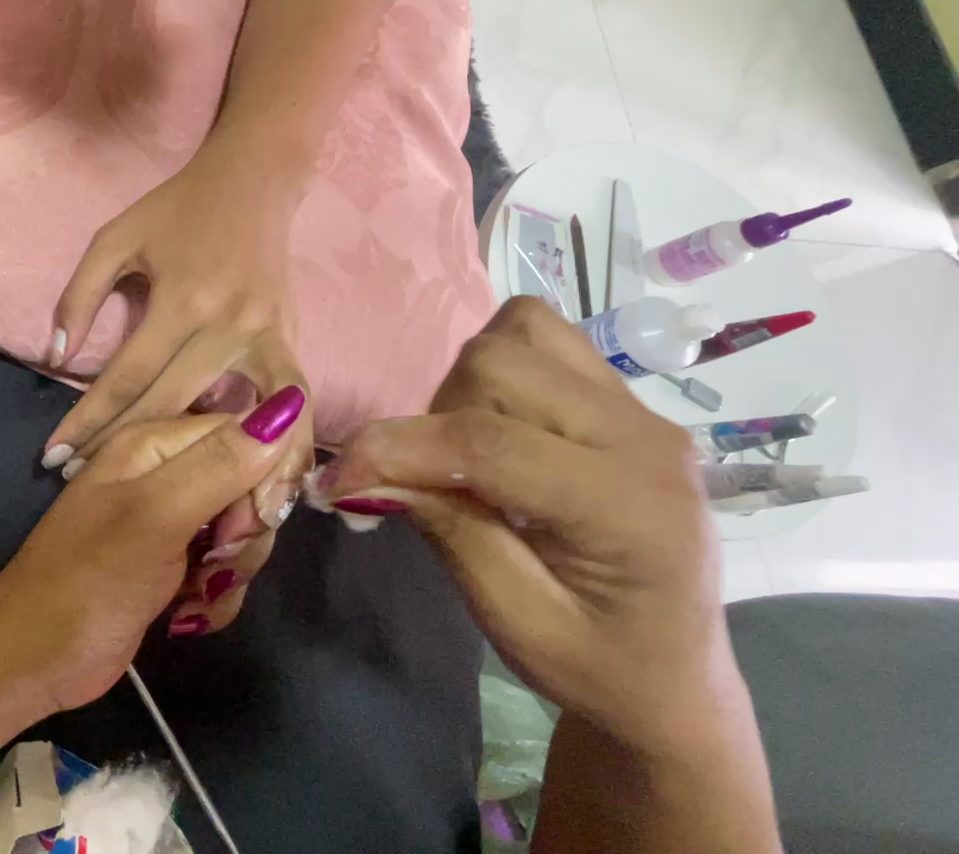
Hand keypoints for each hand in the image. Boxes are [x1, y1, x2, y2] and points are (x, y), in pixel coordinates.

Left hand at [0, 387, 302, 714]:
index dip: (262, 477)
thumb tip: (290, 403)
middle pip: (249, 484)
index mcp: (152, 442)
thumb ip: (219, 464)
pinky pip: (222, 568)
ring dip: (232, 571)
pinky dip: (216, 596)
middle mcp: (163, 471)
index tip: (250, 521)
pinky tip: (190, 616)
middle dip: (247, 532)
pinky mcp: (171, 563)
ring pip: (241, 531)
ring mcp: (167, 519)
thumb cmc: (89, 581)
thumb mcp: (156, 517)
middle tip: (217, 560)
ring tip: (198, 594)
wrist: (37, 659)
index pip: (245, 432)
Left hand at [43, 145, 312, 556]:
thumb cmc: (173, 211)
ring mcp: (270, 338)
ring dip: (209, 470)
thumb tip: (55, 355)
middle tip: (82, 487)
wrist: (252, 182)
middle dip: (123, 450)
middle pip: (171, 408)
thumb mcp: (114, 239)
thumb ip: (80, 296)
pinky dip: (277, 451)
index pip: (126, 380)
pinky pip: (289, 408)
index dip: (87, 422)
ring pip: (240, 422)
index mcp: (182, 300)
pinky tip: (261, 492)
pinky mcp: (293, 342)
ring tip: (177, 514)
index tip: (55, 457)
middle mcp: (229, 327)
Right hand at [320, 298, 739, 758]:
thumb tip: (361, 472)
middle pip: (500, 364)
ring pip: (521, 331)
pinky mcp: (626, 403)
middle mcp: (644, 439)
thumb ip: (446, 531)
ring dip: (464, 381)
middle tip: (422, 476)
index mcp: (628, 507)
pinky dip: (495, 366)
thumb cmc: (597, 666)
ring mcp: (641, 412)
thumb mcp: (513, 620)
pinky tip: (492, 423)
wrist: (675, 678)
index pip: (488, 443)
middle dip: (434, 414)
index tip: (335, 481)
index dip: (394, 450)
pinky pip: (544, 340)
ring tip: (461, 445)